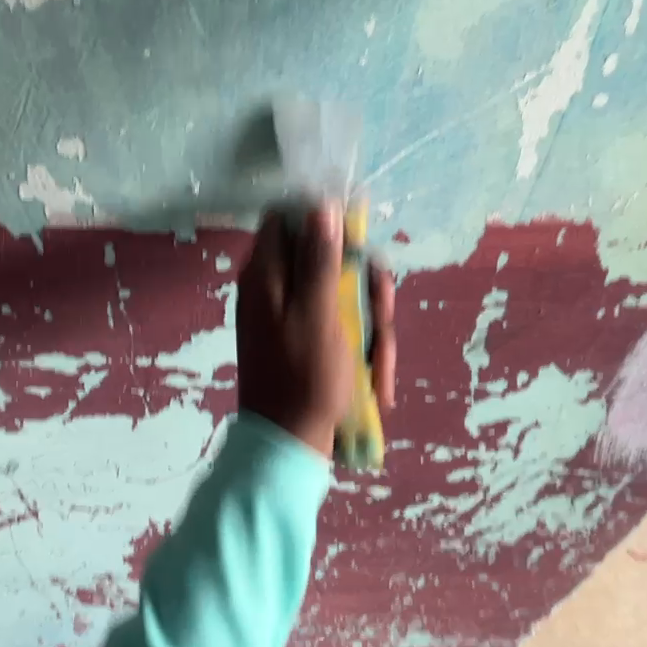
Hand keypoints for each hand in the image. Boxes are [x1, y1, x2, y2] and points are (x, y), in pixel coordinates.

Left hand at [234, 199, 396, 456]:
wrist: (288, 442)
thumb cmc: (303, 375)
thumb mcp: (317, 312)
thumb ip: (318, 258)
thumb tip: (320, 204)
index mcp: (264, 274)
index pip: (285, 219)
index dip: (321, 219)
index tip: (356, 237)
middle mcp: (272, 287)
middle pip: (324, 257)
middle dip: (362, 284)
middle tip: (382, 312)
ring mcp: (288, 314)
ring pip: (340, 293)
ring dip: (370, 324)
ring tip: (380, 364)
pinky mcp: (304, 339)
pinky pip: (337, 325)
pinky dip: (360, 347)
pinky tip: (374, 380)